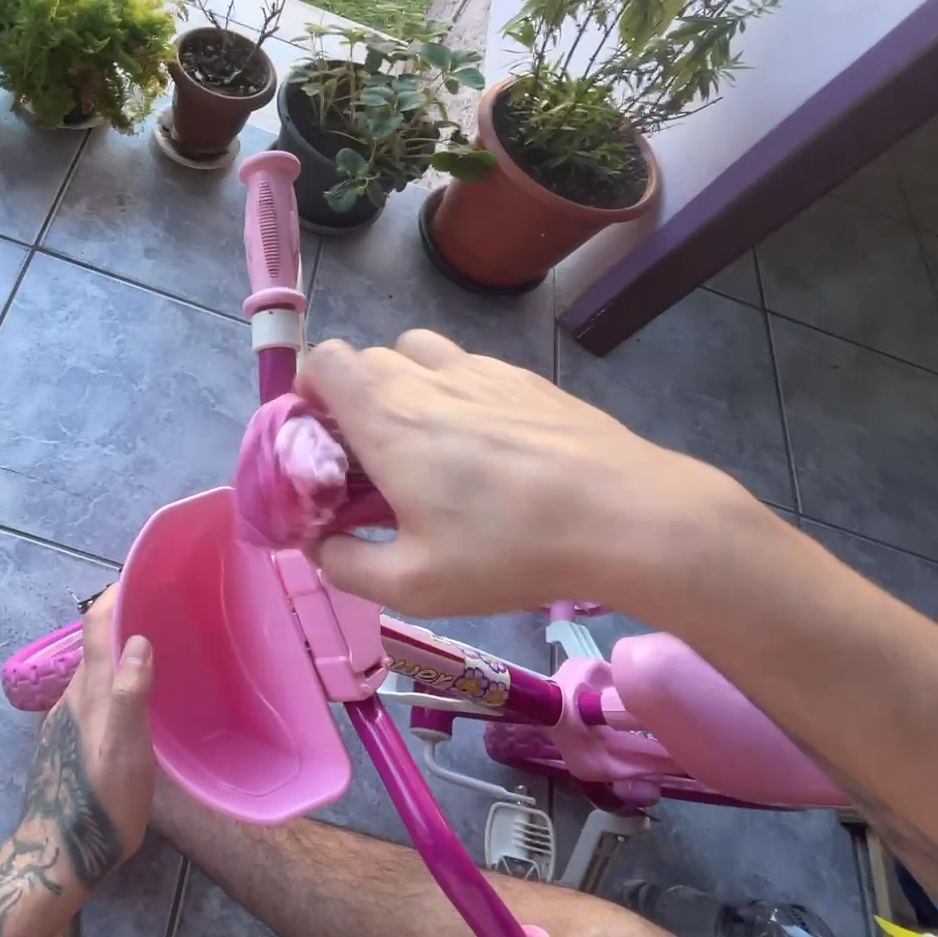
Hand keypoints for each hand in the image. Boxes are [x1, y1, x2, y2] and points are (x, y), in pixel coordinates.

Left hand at [19, 589, 154, 890]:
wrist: (58, 853)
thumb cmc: (101, 802)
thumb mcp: (128, 750)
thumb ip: (131, 694)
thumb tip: (138, 638)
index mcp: (91, 689)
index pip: (96, 623)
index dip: (116, 593)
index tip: (144, 574)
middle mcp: (75, 694)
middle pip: (96, 640)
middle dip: (124, 616)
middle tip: (165, 609)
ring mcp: (68, 717)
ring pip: (96, 667)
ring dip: (121, 648)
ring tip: (159, 647)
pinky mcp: (70, 737)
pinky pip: (96, 691)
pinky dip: (117, 677)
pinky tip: (138, 696)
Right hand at [297, 330, 769, 619]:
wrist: (630, 518)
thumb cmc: (509, 550)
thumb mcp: (412, 586)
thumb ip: (345, 565)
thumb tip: (318, 544)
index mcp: (387, 419)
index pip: (323, 361)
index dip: (307, 392)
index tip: (319, 438)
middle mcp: (426, 379)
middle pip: (364, 358)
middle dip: (350, 397)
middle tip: (368, 454)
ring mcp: (480, 370)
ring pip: (414, 350)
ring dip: (400, 382)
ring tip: (421, 436)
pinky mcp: (523, 377)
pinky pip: (465, 364)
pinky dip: (451, 387)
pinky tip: (482, 439)